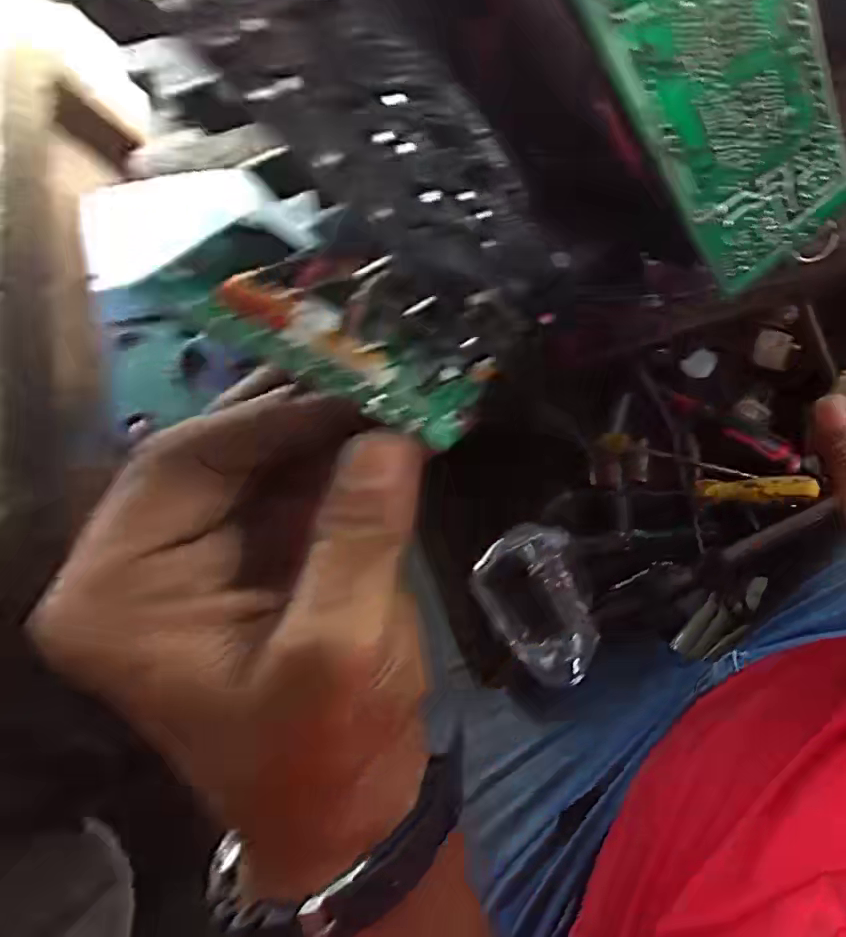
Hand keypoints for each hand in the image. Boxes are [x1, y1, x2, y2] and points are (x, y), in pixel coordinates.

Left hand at [27, 389, 430, 899]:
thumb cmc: (323, 736)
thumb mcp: (339, 642)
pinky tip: (401, 430)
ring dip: (337, 425)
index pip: (185, 465)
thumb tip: (393, 436)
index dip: (277, 416)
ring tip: (400, 386)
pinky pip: (312, 488)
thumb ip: (358, 536)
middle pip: (221, 454)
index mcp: (125, 588)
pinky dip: (358, 455)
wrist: (348, 794)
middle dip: (305, 408)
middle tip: (387, 370)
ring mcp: (222, 558)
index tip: (369, 387)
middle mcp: (156, 561)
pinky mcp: (282, 559)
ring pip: (270, 464)